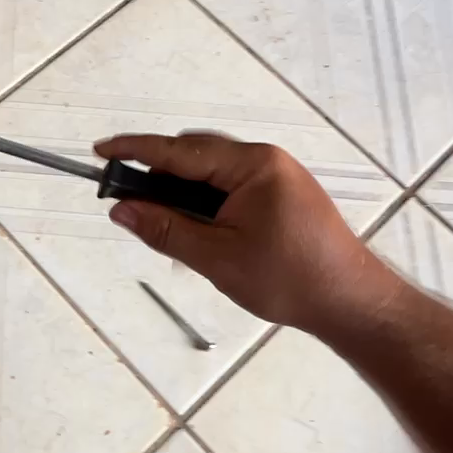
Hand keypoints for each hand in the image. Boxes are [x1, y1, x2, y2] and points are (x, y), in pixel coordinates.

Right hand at [95, 134, 408, 337]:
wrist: (352, 303)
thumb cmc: (287, 279)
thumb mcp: (216, 258)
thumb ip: (165, 230)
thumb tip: (120, 210)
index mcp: (252, 166)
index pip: (179, 151)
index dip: (135, 150)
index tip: (100, 150)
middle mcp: (264, 160)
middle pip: (194, 154)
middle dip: (156, 174)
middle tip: (127, 201)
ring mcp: (275, 175)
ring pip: (210, 171)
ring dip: (180, 190)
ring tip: (160, 221)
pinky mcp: (280, 194)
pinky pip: (228, 184)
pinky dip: (202, 199)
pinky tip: (194, 227)